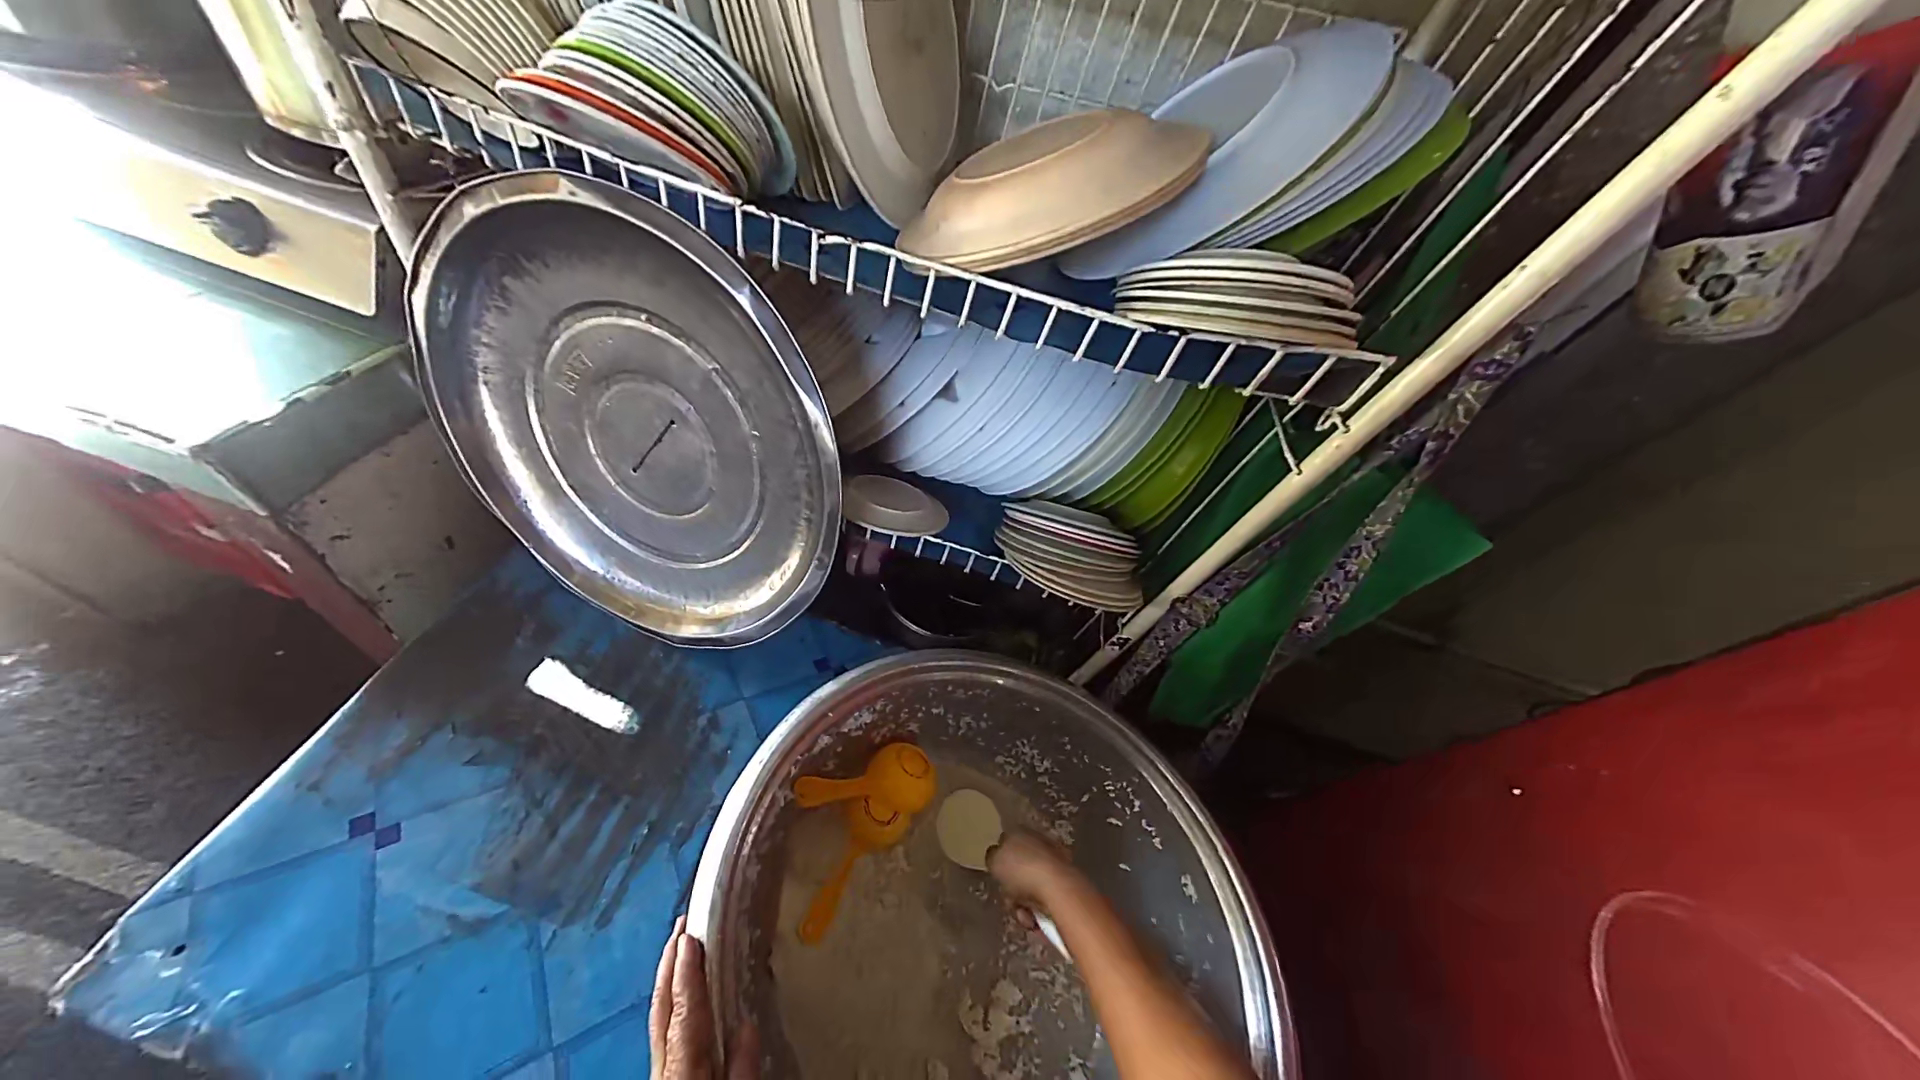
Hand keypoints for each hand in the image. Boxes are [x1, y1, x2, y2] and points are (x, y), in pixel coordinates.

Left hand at [650, 916, 757, 1079]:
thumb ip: (741, 1069)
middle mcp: (664, 1064)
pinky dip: (671, 995)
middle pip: (661, 1006)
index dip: (686, 973)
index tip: (689, 937)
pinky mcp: (664, 1071)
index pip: (683, 1011)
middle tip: (681, 923)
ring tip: (680, 943)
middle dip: (669, 962)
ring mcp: (659, 1068)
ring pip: (658, 1014)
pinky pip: (663, 1024)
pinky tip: (682, 986)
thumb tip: (747, 1026)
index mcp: (683, 1068)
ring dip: (668, 975)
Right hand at [986, 830, 1079, 908]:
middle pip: (1018, 870)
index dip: (1000, 860)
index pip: (1007, 842)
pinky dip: (1038, 911)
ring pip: (1030, 889)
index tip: (998, 877)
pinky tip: (1035, 919)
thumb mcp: (994, 860)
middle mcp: (1040, 844)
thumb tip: (996, 857)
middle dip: (1012, 890)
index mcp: (1023, 831)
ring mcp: (1055, 864)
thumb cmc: (1021, 870)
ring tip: (1024, 914)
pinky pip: (1044, 900)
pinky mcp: (1066, 885)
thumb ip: (992, 856)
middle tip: (1010, 900)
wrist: (1057, 888)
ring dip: (1022, 905)